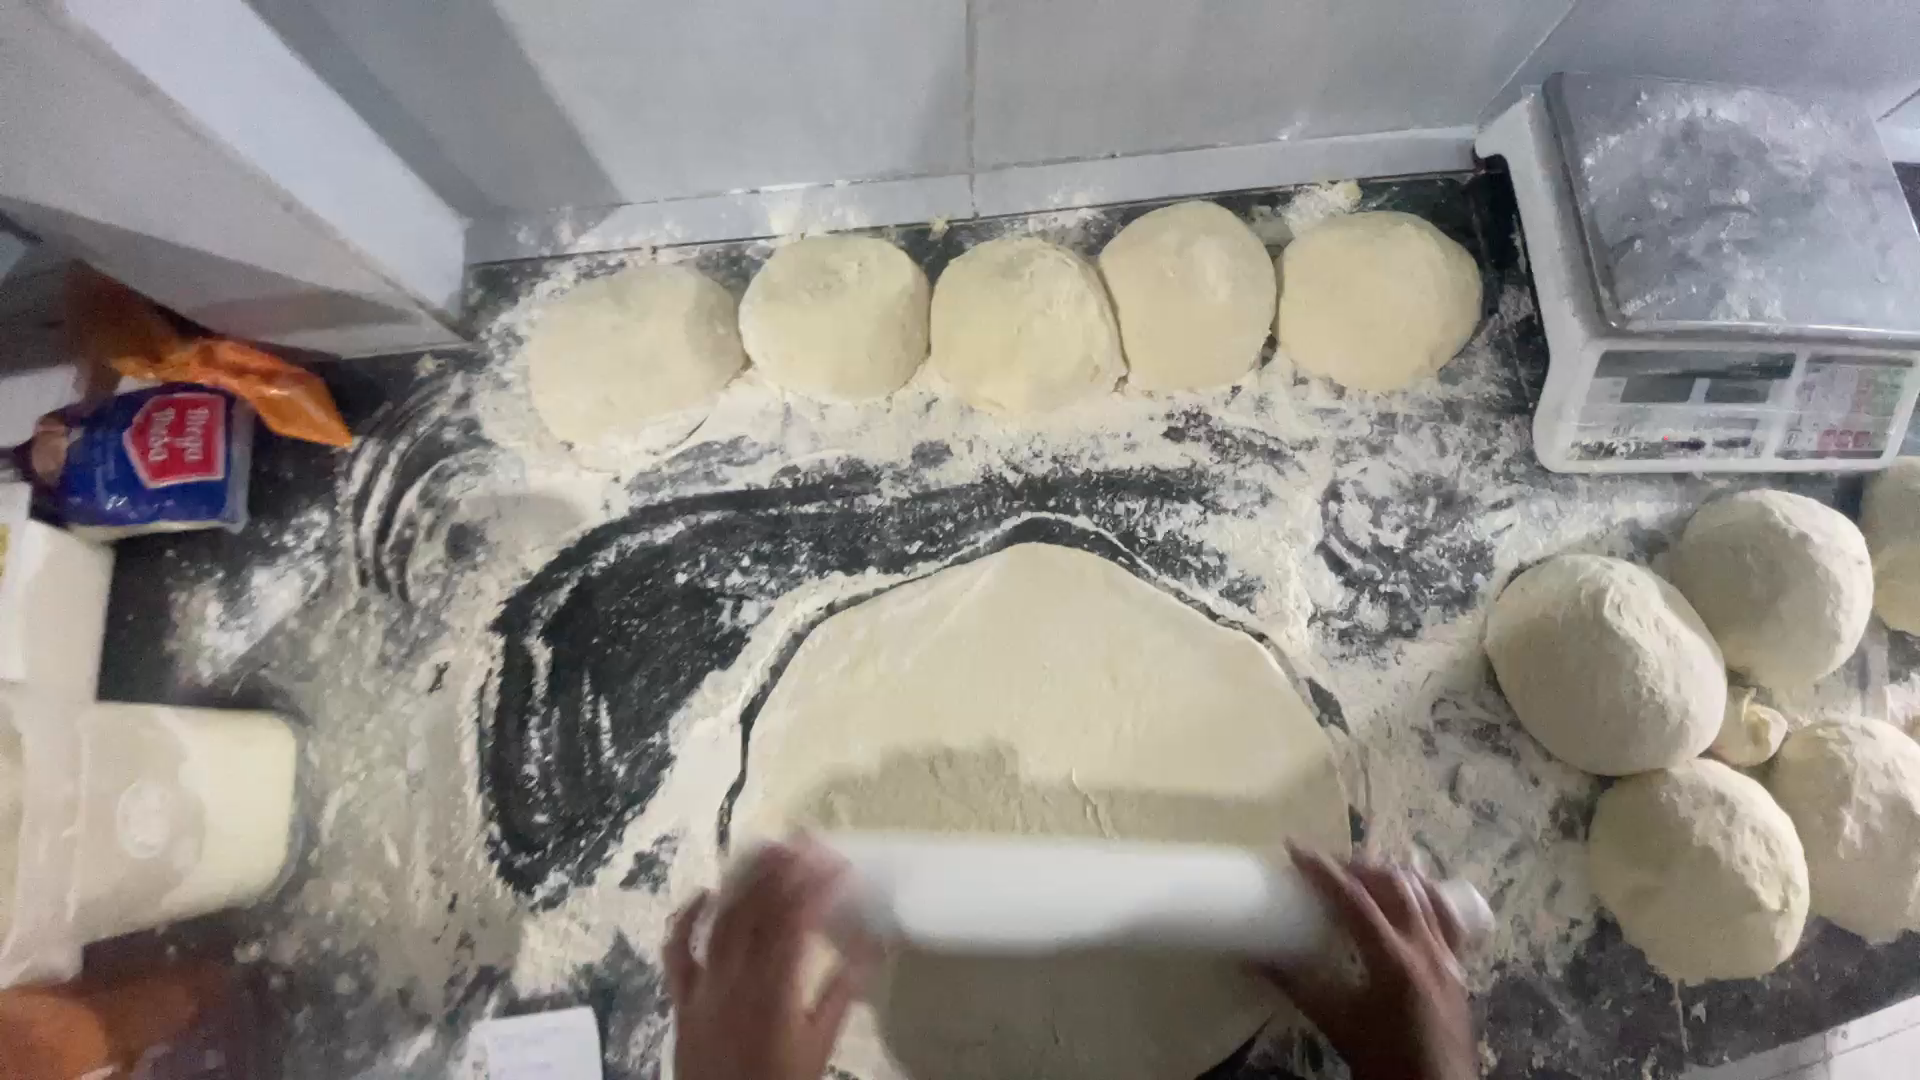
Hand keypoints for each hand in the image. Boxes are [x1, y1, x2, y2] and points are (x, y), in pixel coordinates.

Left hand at [665, 840, 876, 1079]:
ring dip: (743, 879)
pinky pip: (677, 953)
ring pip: (721, 919)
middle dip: (781, 869)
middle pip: (756, 909)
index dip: (816, 886)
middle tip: (805, 841)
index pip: (796, 922)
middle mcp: (736, 979)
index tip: (839, 864)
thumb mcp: (819, 1045)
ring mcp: (704, 986)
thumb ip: (842, 991)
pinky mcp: (682, 1000)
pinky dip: (686, 919)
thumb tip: (874, 942)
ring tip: (766, 848)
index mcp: (774, 990)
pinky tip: (704, 892)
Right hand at [1262, 846, 1476, 1079]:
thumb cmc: (1385, 1063)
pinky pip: (1447, 917)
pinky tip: (1408, 892)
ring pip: (1424, 894)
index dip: (1322, 869)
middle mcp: (1426, 950)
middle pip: (1392, 885)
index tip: (1294, 848)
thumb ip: (1296, 985)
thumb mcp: (1336, 1024)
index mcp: (1394, 962)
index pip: (1354, 898)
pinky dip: (1425, 895)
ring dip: (1390, 874)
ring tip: (1361, 873)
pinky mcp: (1460, 969)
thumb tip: (1252, 956)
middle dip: (1356, 865)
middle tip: (1325, 864)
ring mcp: (1449, 958)